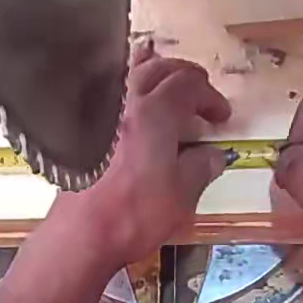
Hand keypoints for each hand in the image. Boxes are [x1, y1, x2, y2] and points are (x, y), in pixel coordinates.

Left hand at [48, 47, 231, 270]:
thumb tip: (214, 155)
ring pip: (131, 71)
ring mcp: (99, 109)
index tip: (221, 116)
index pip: (189, 85)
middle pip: (160, 69)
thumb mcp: (183, 195)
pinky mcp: (81, 125)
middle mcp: (125, 100)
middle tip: (201, 101)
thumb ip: (202, 167)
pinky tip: (135, 102)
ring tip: (169, 92)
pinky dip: (129, 86)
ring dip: (156, 75)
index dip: (211, 97)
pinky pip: (110, 89)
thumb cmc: (135, 215)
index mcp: (155, 113)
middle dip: (187, 80)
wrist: (84, 234)